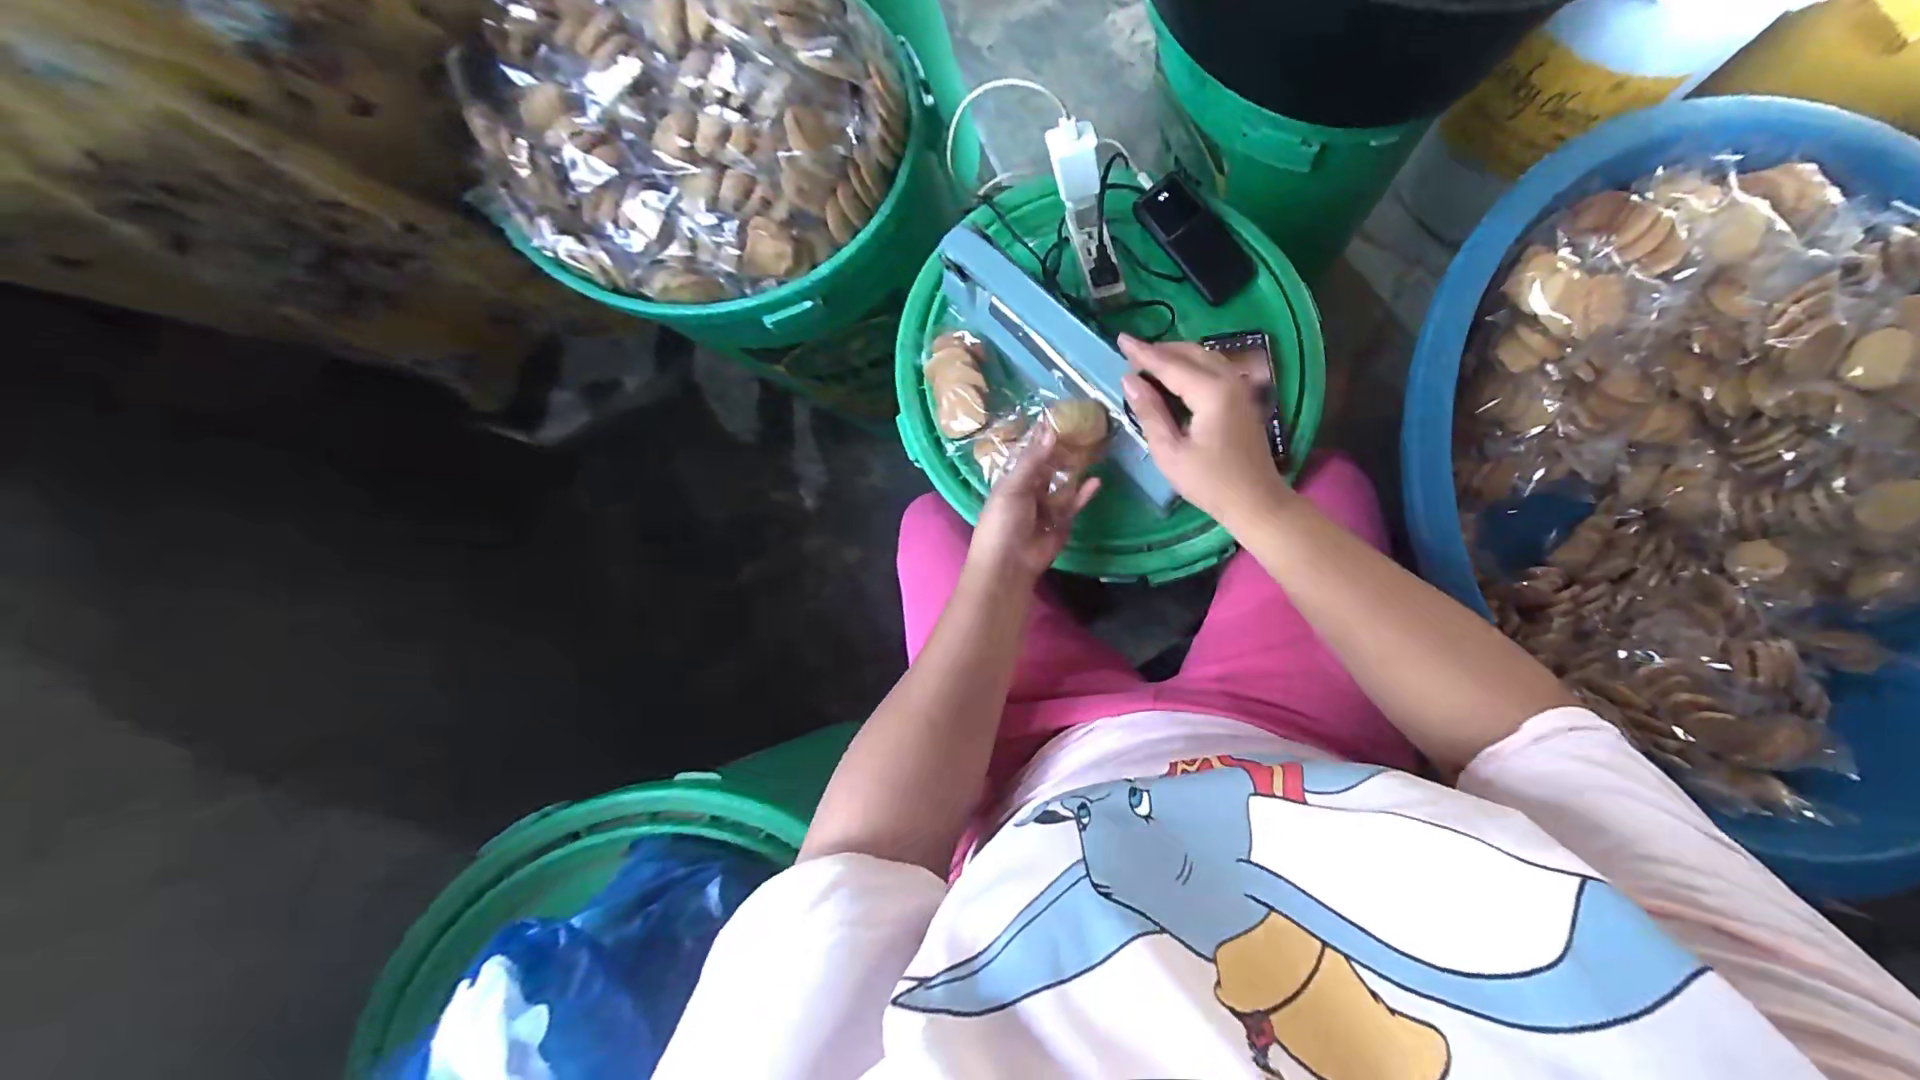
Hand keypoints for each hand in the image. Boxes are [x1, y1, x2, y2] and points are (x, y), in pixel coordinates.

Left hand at [966, 426, 1101, 584]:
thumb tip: (1049, 430)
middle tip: (1084, 431)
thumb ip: (1033, 460)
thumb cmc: (1003, 521)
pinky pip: (1073, 505)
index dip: (1043, 440)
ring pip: (1063, 485)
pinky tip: (1097, 480)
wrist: (1009, 563)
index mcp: (1012, 481)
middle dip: (1063, 453)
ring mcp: (1046, 508)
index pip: (1029, 456)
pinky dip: (1084, 494)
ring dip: (1075, 471)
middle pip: (1049, 469)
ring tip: (1094, 451)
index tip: (1061, 418)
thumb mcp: (1014, 486)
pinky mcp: (1061, 524)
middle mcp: (1029, 492)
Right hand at [1118, 334, 1293, 527]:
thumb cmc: (1209, 482)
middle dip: (1159, 349)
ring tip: (1148, 360)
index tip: (1120, 339)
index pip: (1170, 364)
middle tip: (1130, 351)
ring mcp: (1240, 388)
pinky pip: (1213, 368)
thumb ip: (1150, 412)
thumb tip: (1130, 381)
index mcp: (1211, 392)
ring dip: (1176, 355)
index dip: (1142, 353)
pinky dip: (1190, 365)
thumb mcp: (1170, 452)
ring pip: (1205, 357)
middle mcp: (1229, 381)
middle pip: (1190, 352)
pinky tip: (1174, 375)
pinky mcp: (1242, 398)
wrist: (1255, 501)